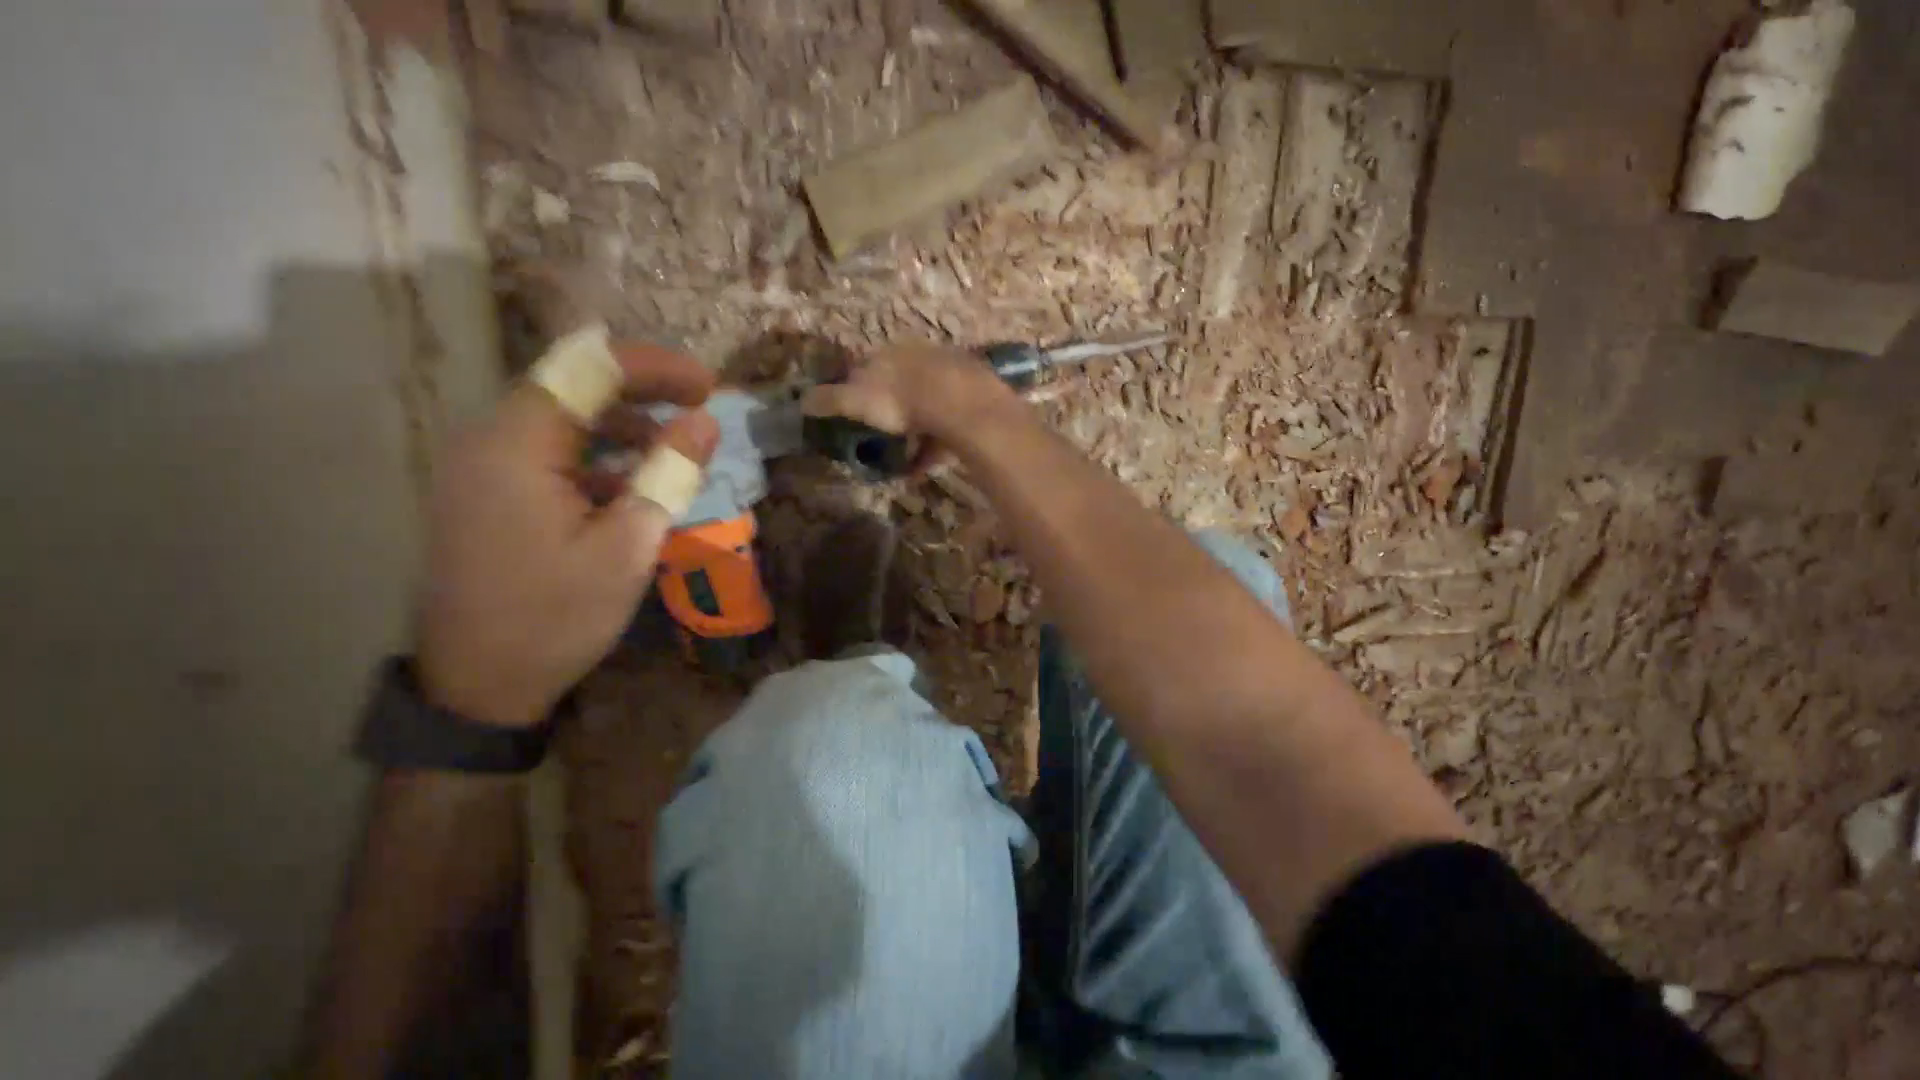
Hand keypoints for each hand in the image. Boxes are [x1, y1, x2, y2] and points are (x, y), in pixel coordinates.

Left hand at [415, 344, 720, 727]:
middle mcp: (488, 440)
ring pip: (559, 418)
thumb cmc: (554, 617)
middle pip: (571, 385)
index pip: (589, 367)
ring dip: (620, 425)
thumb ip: (666, 473)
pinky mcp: (484, 493)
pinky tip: (629, 486)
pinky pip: (544, 452)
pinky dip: (592, 456)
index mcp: (516, 445)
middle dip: (641, 391)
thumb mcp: (626, 548)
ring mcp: (480, 467)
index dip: (654, 367)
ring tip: (673, 451)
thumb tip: (705, 421)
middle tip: (698, 411)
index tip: (709, 387)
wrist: (476, 685)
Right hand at [800, 341, 1020, 445]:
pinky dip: (932, 447)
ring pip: (924, 407)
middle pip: (898, 388)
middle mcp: (919, 359)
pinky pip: (945, 426)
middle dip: (889, 413)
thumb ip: (828, 400)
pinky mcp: (969, 401)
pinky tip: (922, 470)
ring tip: (902, 462)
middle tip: (879, 440)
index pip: (866, 369)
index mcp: (890, 354)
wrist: (959, 404)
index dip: (857, 393)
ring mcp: (948, 377)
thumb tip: (800, 401)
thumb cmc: (900, 399)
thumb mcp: (855, 400)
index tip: (853, 416)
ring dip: (912, 434)